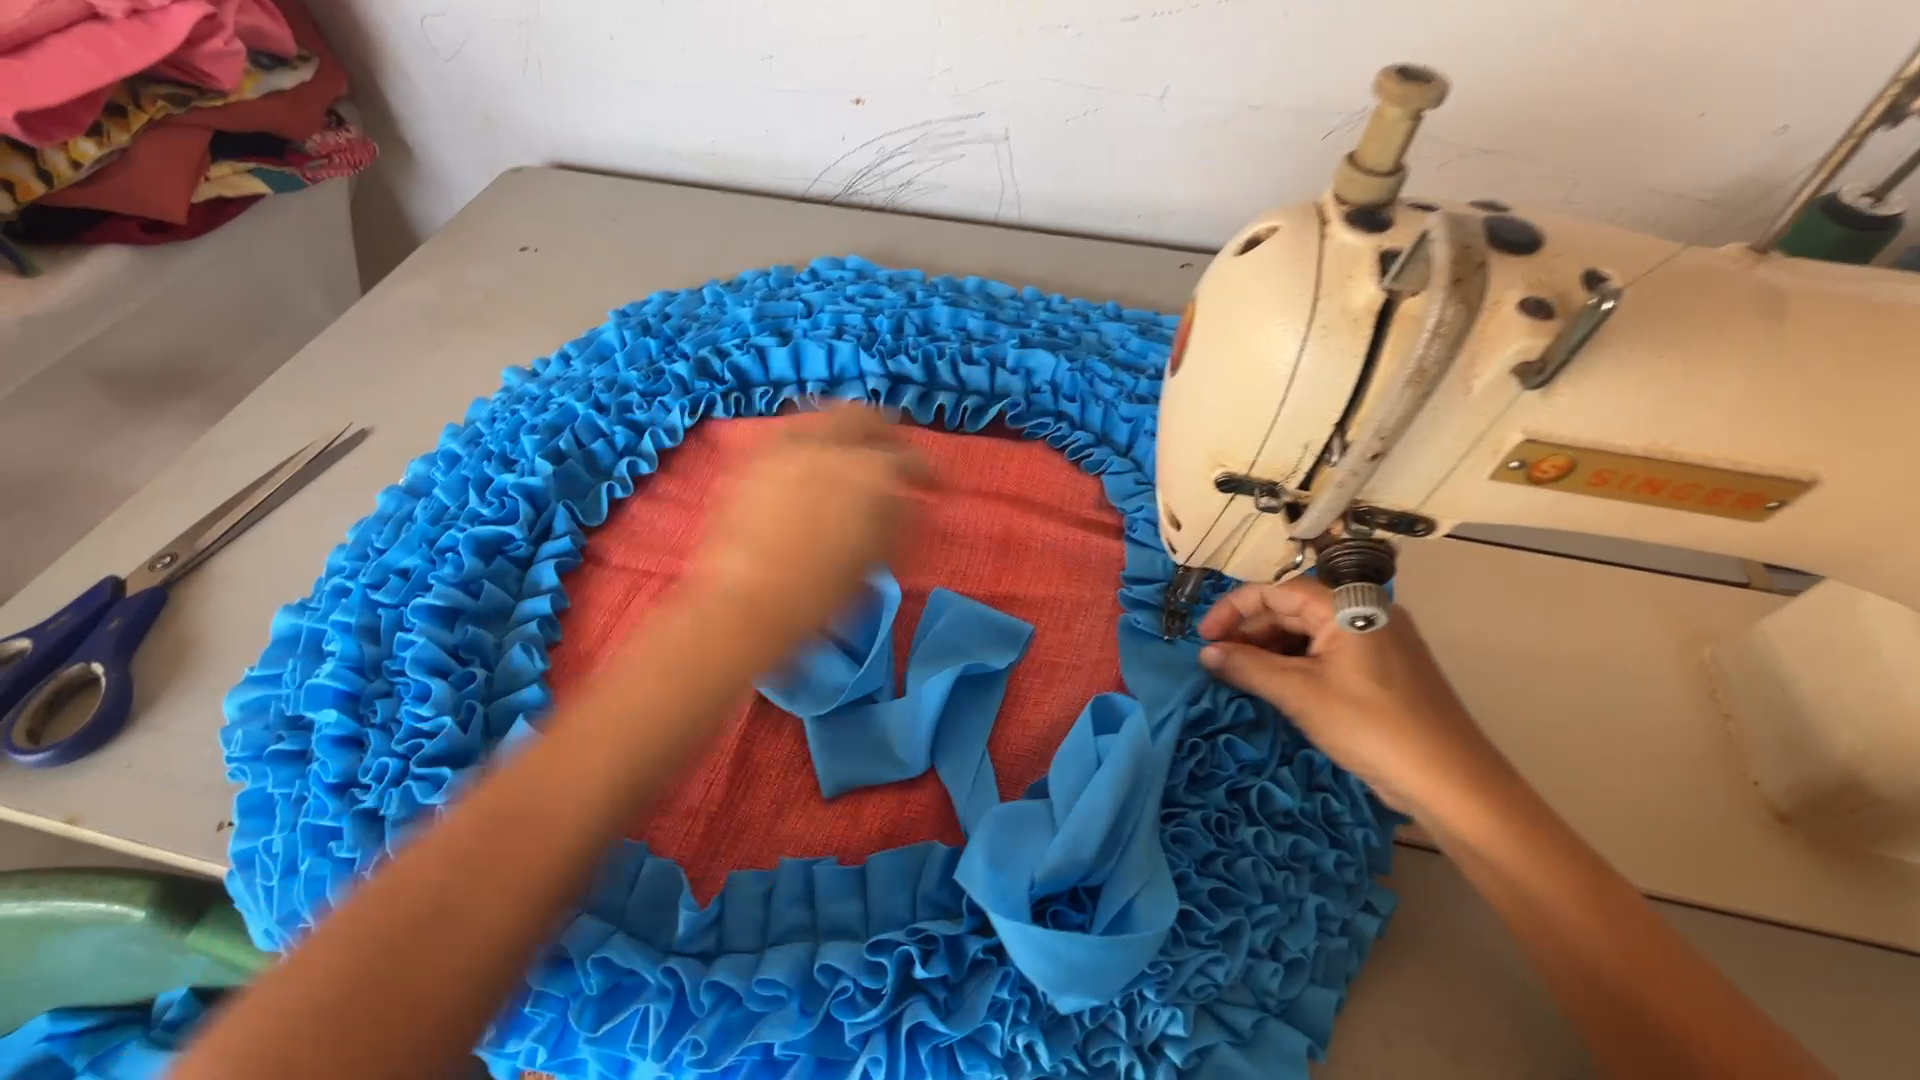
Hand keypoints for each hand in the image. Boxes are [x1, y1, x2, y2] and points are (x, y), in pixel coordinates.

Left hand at [686, 404, 929, 652]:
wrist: (748, 603)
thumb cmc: (822, 593)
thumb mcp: (878, 559)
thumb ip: (901, 521)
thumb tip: (910, 501)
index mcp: (876, 474)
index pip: (913, 460)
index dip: (927, 472)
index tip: (931, 485)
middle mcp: (834, 446)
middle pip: (867, 418)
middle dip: (884, 433)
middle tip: (890, 452)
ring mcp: (789, 445)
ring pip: (825, 418)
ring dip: (845, 433)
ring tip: (849, 455)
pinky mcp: (755, 455)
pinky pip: (790, 435)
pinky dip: (808, 444)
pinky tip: (809, 465)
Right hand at [1197, 577, 1503, 814]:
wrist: (1451, 780)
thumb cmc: (1371, 727)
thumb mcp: (1300, 695)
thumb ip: (1248, 667)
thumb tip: (1206, 653)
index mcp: (1348, 605)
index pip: (1277, 590)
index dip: (1234, 609)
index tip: (1203, 637)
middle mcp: (1365, 611)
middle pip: (1293, 608)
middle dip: (1250, 631)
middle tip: (1217, 661)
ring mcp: (1377, 639)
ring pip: (1309, 632)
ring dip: (1270, 649)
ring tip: (1240, 675)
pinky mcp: (1383, 667)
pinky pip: (1327, 652)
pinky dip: (1295, 663)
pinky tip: (1275, 685)